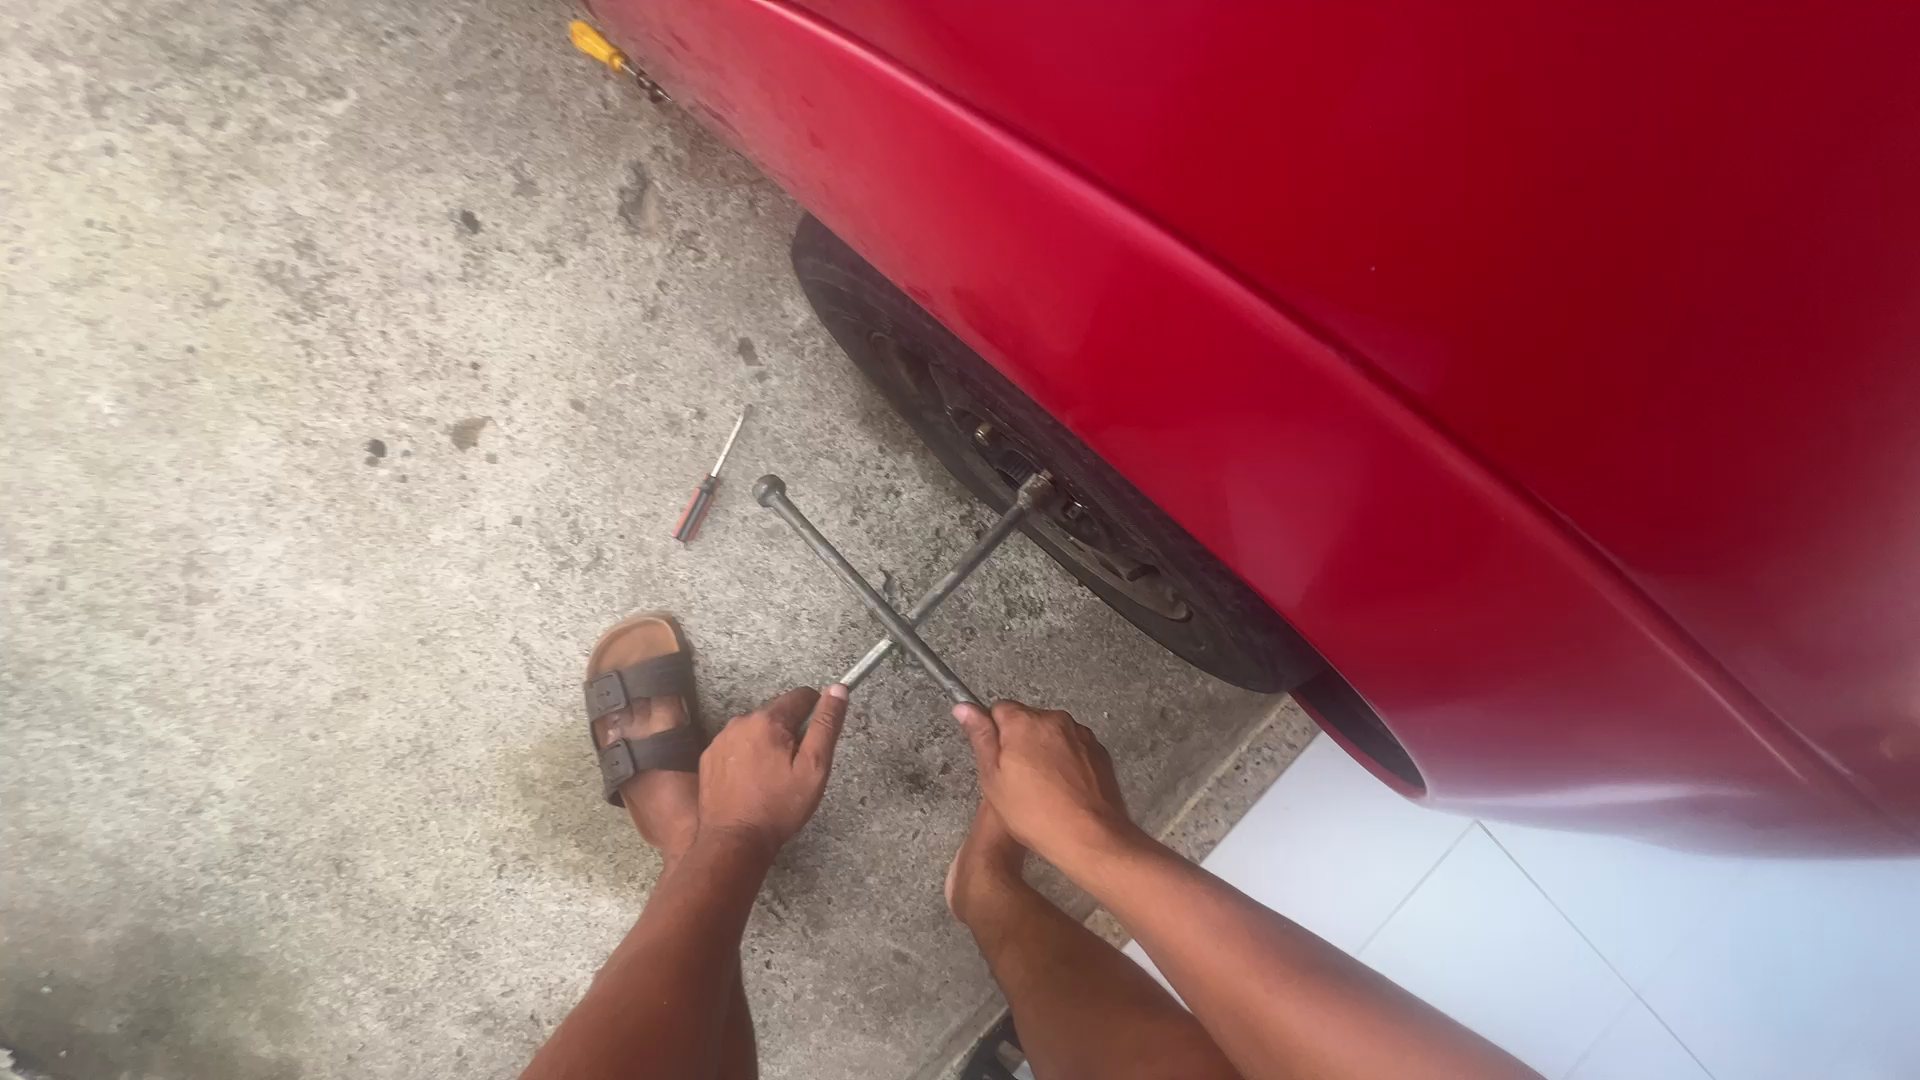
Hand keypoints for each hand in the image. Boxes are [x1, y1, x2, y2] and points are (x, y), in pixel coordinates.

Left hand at [697, 685, 846, 855]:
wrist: (734, 842)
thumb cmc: (779, 806)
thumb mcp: (814, 767)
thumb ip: (826, 724)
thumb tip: (838, 689)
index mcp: (768, 720)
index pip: (802, 696)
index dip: (815, 714)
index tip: (814, 742)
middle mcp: (741, 722)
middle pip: (778, 714)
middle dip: (791, 733)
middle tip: (795, 768)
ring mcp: (721, 740)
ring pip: (757, 730)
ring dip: (768, 744)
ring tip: (773, 778)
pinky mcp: (709, 758)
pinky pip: (737, 745)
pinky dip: (748, 756)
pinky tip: (752, 783)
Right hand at [953, 699, 1135, 863]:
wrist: (1088, 836)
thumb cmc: (1036, 813)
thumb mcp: (993, 778)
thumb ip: (980, 737)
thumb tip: (964, 708)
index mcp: (1023, 722)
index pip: (999, 709)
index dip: (994, 734)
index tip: (997, 758)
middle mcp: (1054, 719)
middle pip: (1027, 720)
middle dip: (1020, 741)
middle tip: (1018, 778)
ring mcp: (1080, 734)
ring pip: (1052, 734)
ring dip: (1045, 751)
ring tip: (1044, 788)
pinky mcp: (1098, 750)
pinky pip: (1074, 747)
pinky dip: (1067, 761)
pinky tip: (1064, 788)